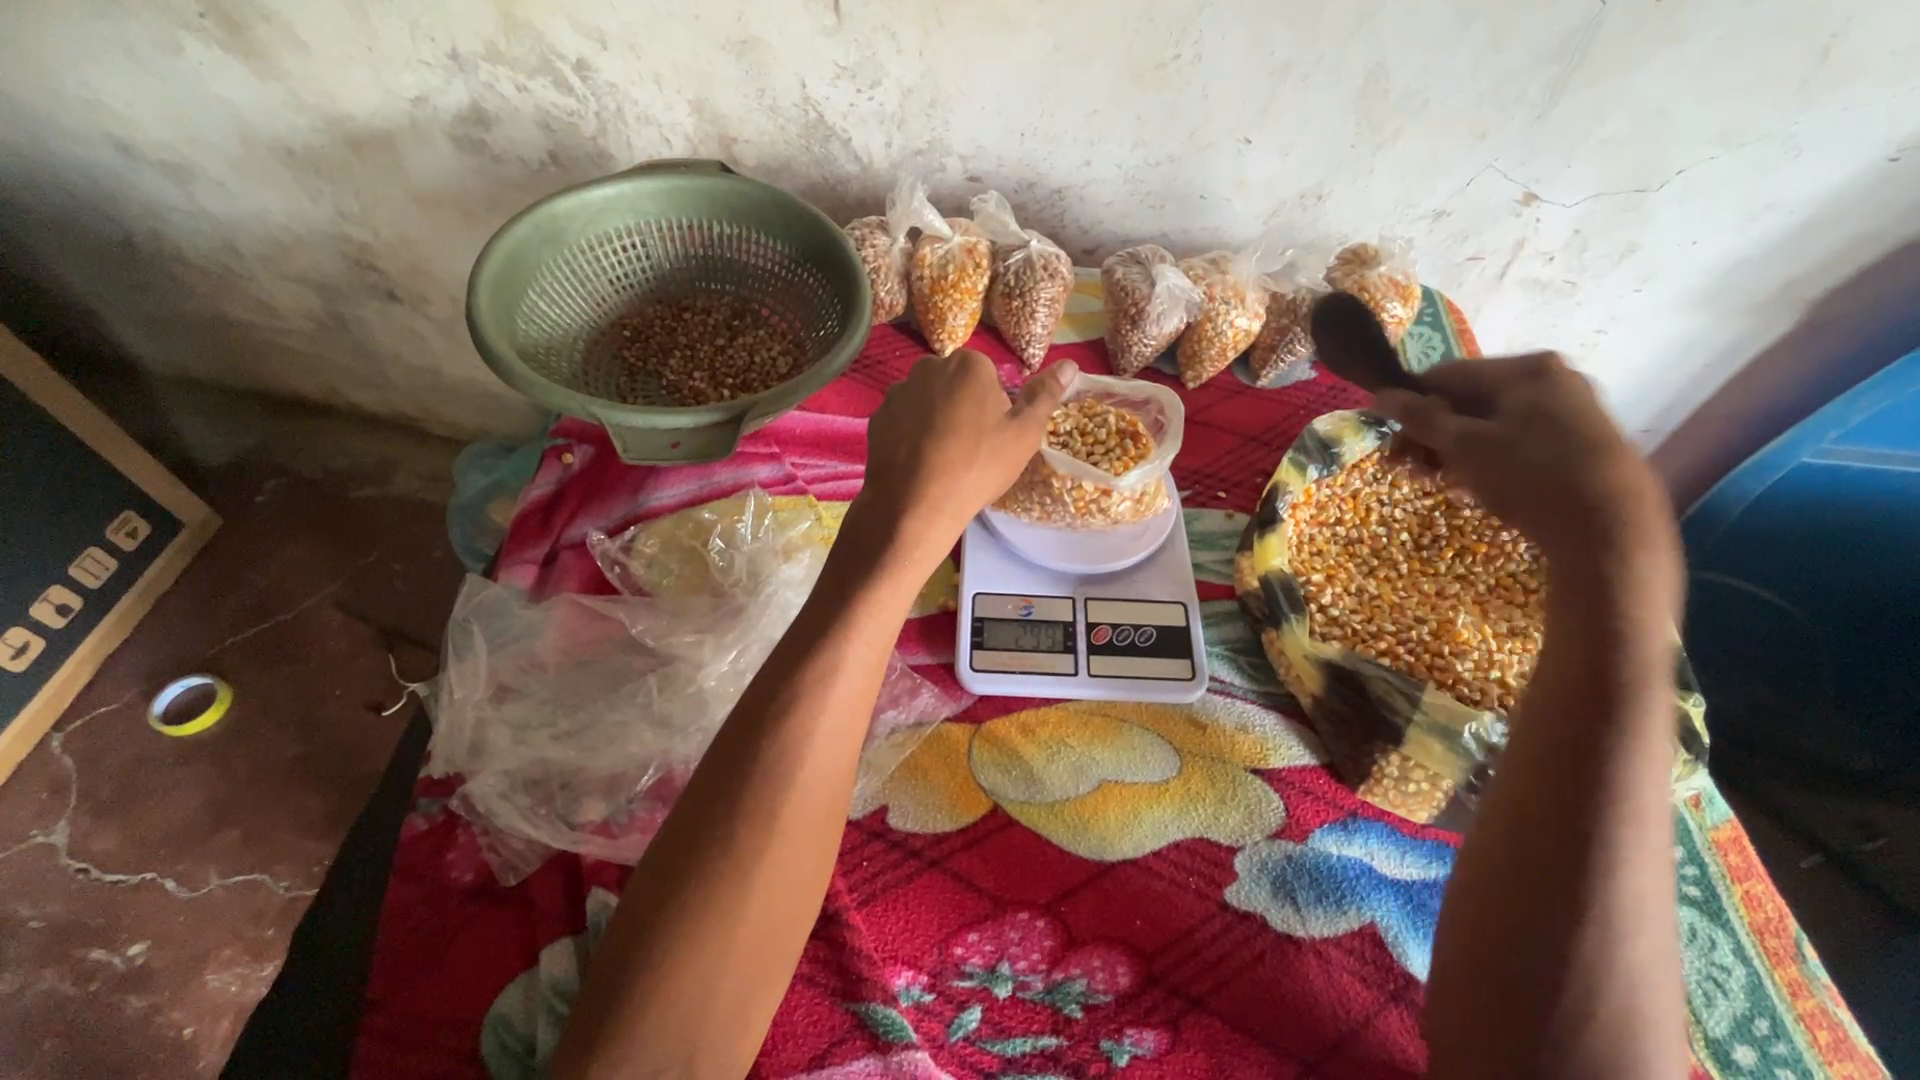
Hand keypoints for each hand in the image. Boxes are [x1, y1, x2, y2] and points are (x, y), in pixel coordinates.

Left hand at [847, 349, 1077, 575]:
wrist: (916, 505)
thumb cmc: (979, 465)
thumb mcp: (1025, 433)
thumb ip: (1045, 395)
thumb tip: (1071, 364)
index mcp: (968, 364)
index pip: (989, 377)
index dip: (995, 408)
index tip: (995, 437)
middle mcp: (928, 366)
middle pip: (956, 385)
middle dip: (964, 409)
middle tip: (972, 450)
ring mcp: (897, 392)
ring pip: (927, 403)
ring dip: (936, 422)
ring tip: (943, 460)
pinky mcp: (876, 418)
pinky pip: (903, 422)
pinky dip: (911, 437)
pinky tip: (920, 465)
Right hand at [1375, 353, 1674, 569]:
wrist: (1610, 526)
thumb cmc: (1529, 475)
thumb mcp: (1464, 446)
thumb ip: (1419, 417)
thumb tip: (1381, 394)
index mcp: (1525, 368)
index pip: (1446, 375)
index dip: (1411, 407)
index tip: (1391, 442)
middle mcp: (1551, 379)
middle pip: (1469, 400)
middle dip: (1433, 434)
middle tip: (1409, 469)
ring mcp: (1570, 409)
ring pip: (1491, 423)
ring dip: (1455, 451)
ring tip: (1438, 483)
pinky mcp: (1580, 442)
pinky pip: (1517, 440)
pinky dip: (1488, 459)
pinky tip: (1474, 487)